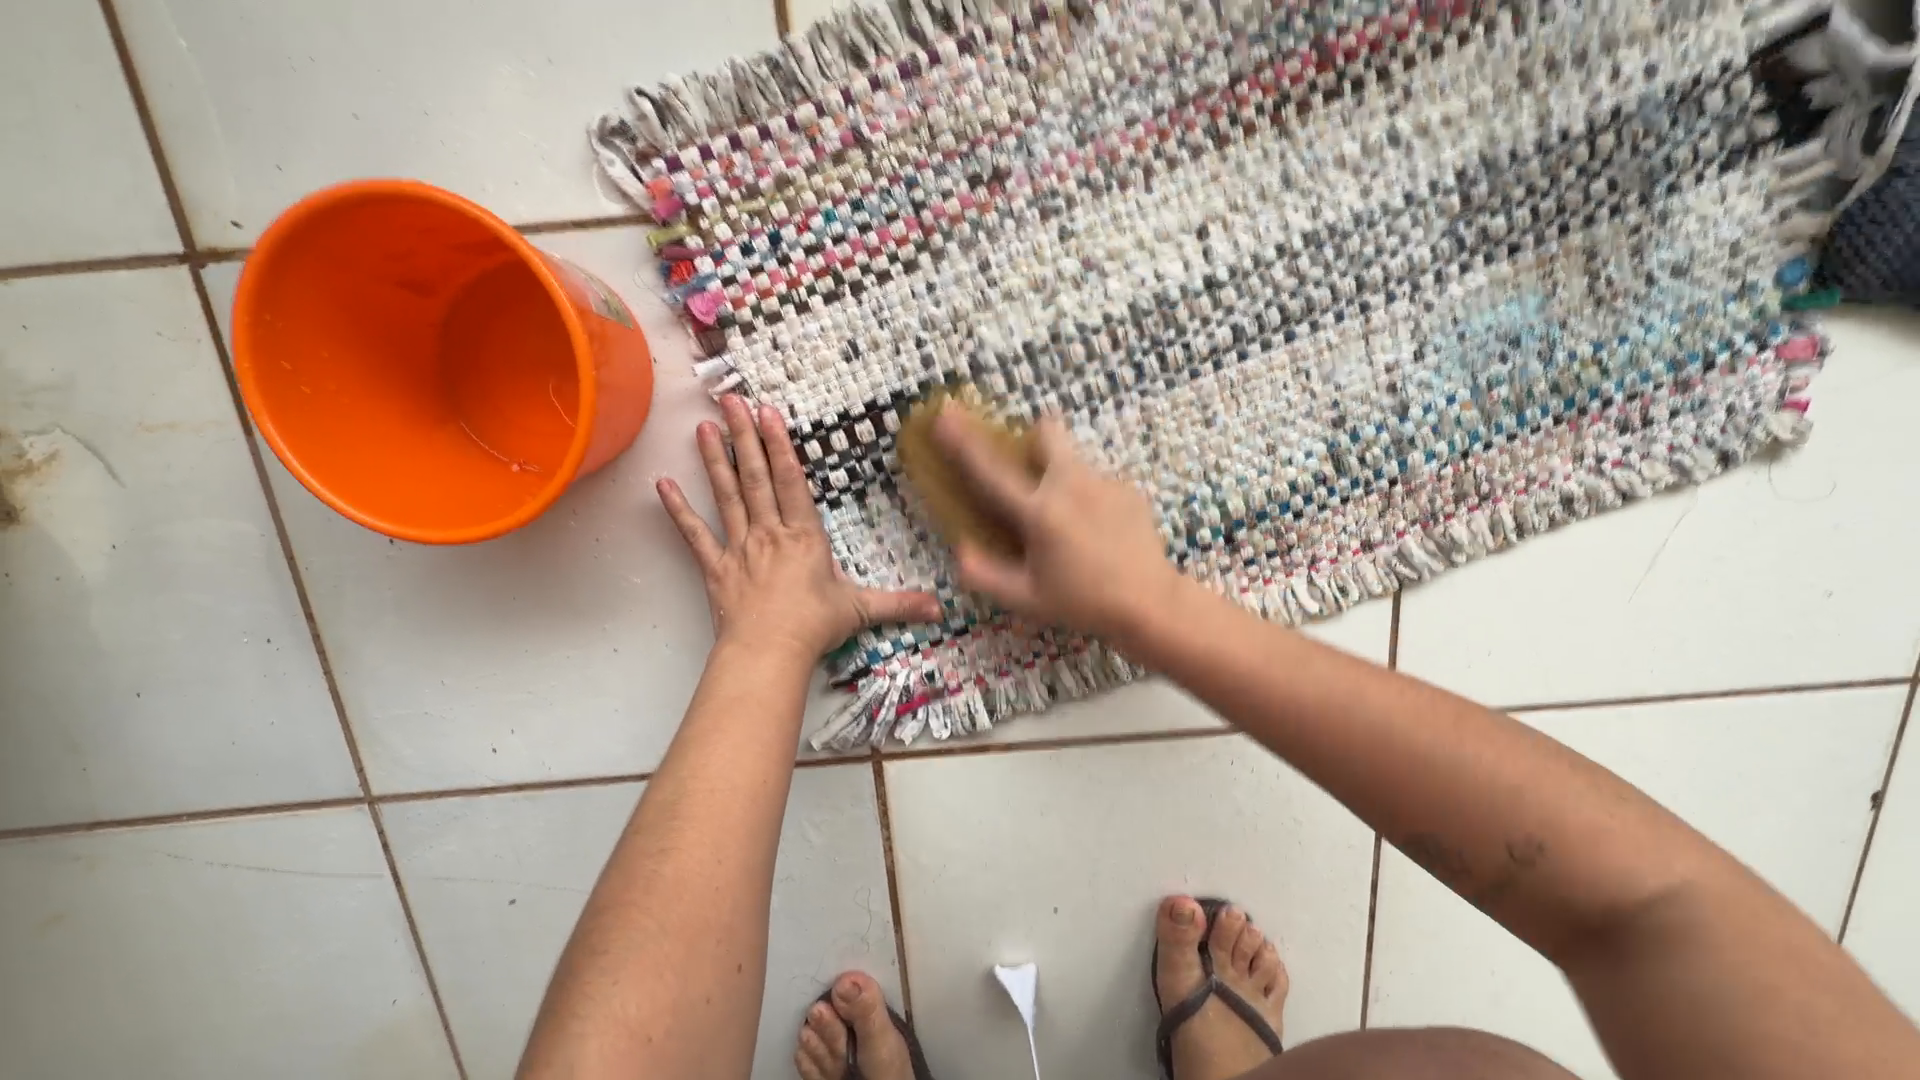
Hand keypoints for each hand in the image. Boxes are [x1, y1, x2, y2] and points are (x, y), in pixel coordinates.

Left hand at [658, 396, 941, 660]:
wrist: (769, 652)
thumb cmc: (814, 627)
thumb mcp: (862, 610)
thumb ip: (900, 603)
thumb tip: (941, 607)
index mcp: (804, 536)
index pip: (791, 481)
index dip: (780, 444)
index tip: (768, 413)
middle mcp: (769, 533)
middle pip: (756, 477)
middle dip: (745, 437)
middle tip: (731, 400)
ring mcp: (739, 548)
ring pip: (726, 496)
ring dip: (716, 460)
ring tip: (705, 427)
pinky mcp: (715, 568)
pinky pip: (694, 535)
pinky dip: (678, 511)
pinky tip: (663, 485)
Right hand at [932, 409, 1186, 641]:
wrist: (1150, 603)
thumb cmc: (1083, 603)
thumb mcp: (1026, 599)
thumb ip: (986, 574)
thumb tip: (961, 549)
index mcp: (1039, 512)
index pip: (991, 470)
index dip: (963, 441)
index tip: (944, 412)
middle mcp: (1071, 486)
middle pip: (1048, 432)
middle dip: (1036, 438)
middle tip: (1033, 469)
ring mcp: (1105, 483)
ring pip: (1074, 461)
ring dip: (1064, 479)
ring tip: (1075, 524)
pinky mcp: (1129, 490)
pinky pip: (1100, 484)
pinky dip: (1092, 501)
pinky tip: (1101, 534)